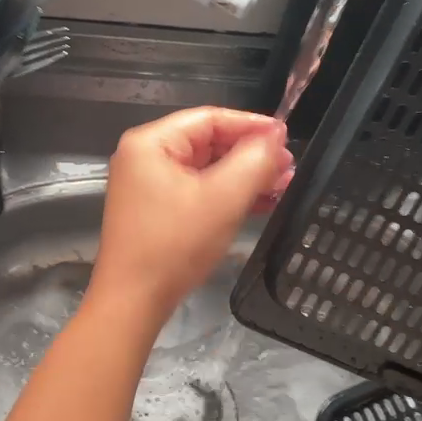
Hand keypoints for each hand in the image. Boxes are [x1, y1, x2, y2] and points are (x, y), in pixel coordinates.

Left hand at [90, 107, 294, 320]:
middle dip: (250, 154)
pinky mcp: (155, 211)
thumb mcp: (223, 199)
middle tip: (288, 167)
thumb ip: (254, 160)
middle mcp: (144, 157)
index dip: (252, 125)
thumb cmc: (175, 245)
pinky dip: (226, 195)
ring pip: (205, 168)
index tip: (287, 136)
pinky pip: (197, 191)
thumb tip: (276, 134)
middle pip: (207, 141)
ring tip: (282, 186)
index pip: (210, 118)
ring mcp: (148, 186)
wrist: (133, 302)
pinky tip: (259, 204)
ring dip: (243, 176)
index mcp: (151, 143)